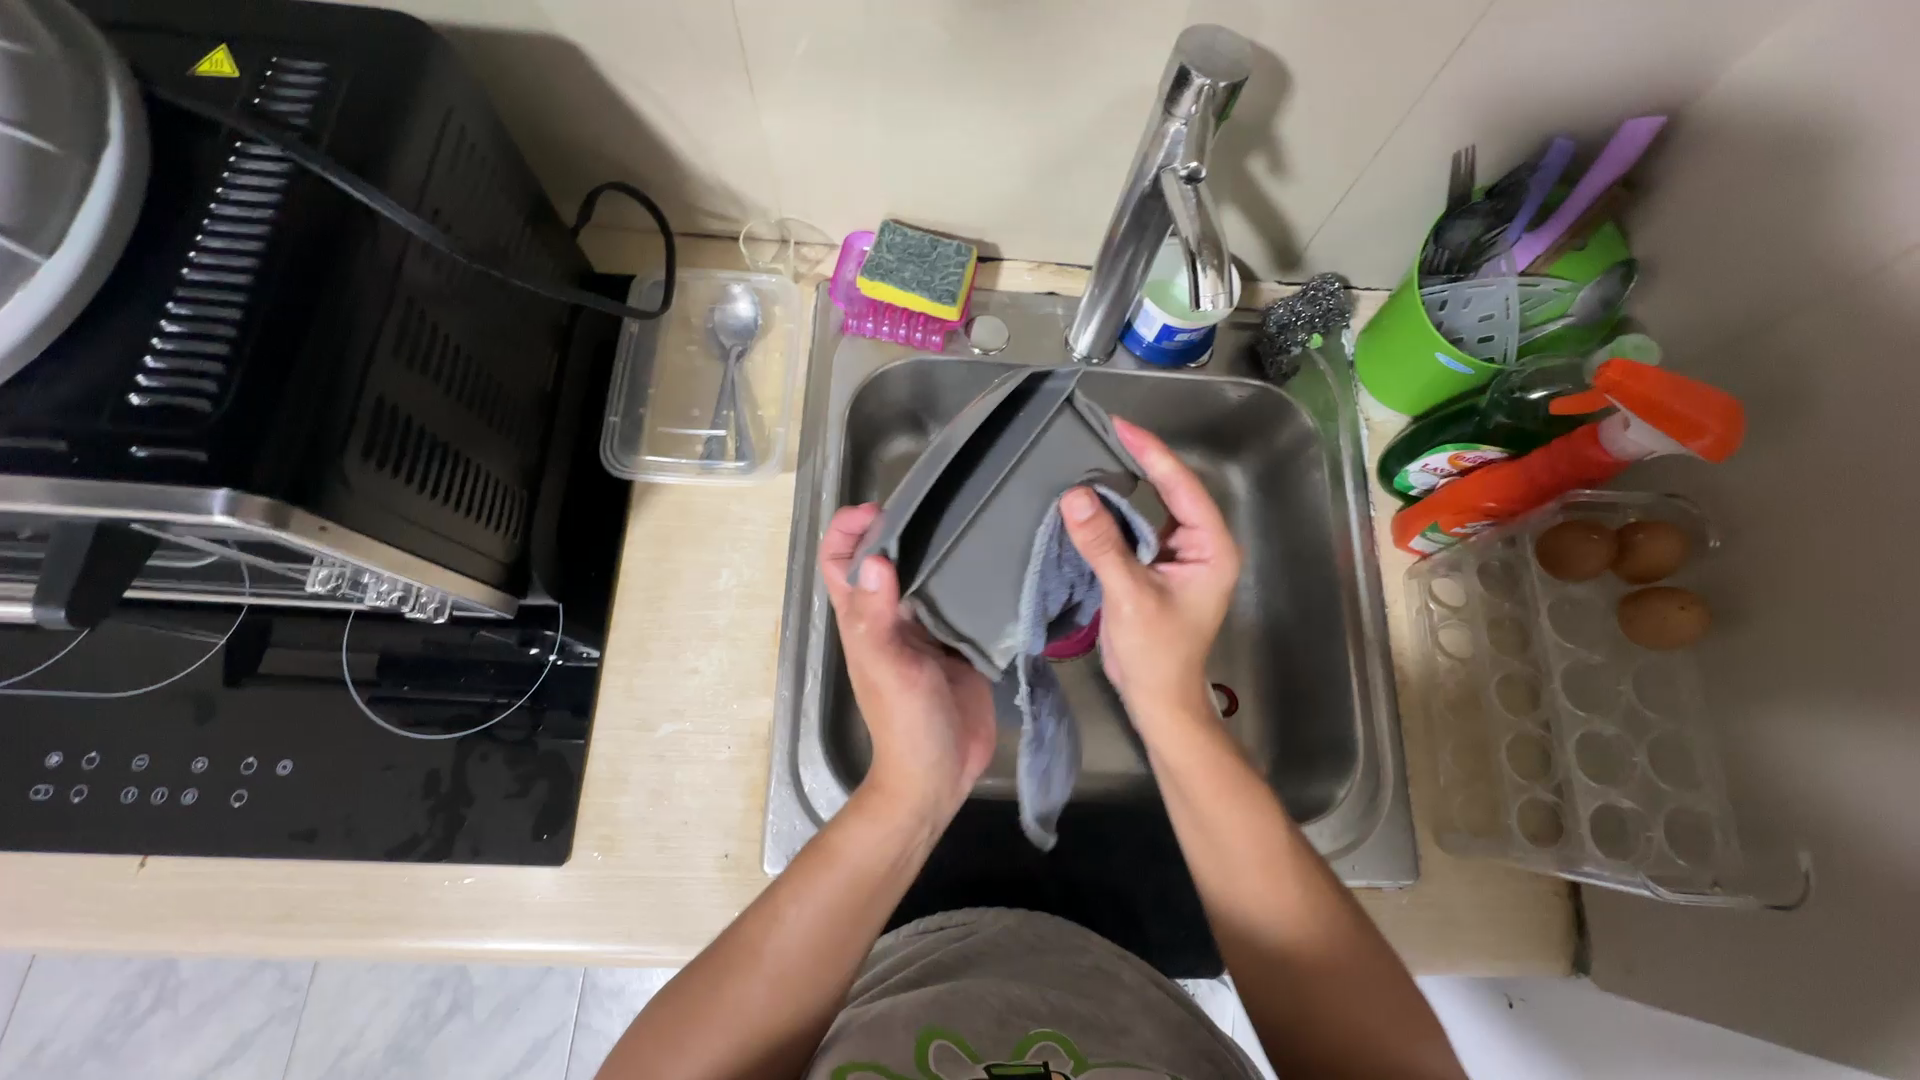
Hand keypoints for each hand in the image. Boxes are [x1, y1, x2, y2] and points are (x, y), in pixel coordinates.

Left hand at [819, 503, 996, 824]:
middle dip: (902, 528)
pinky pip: (960, 602)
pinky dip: (971, 580)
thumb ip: (878, 618)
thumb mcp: (889, 668)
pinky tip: (995, 563)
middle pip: (886, 559)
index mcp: (863, 618)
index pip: (841, 561)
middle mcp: (891, 616)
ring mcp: (926, 629)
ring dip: (939, 550)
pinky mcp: (959, 642)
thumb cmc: (906, 723)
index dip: (848, 530)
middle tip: (939, 503)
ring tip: (972, 521)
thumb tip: (875, 559)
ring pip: (925, 576)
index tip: (880, 509)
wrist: (940, 773)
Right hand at [1061, 417, 1240, 734]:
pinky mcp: (1159, 567)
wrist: (1157, 699)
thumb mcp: (1129, 595)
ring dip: (1130, 483)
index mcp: (1212, 548)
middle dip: (1143, 461)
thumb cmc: (1156, 653)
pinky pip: (1140, 528)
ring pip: (1156, 507)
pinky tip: (1096, 497)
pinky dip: (1119, 511)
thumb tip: (1075, 496)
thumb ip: (1104, 544)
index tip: (1122, 426)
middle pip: (1173, 491)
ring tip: (1100, 453)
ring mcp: (1181, 556)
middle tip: (1107, 431)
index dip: (1153, 455)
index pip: (1183, 488)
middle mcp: (1202, 546)